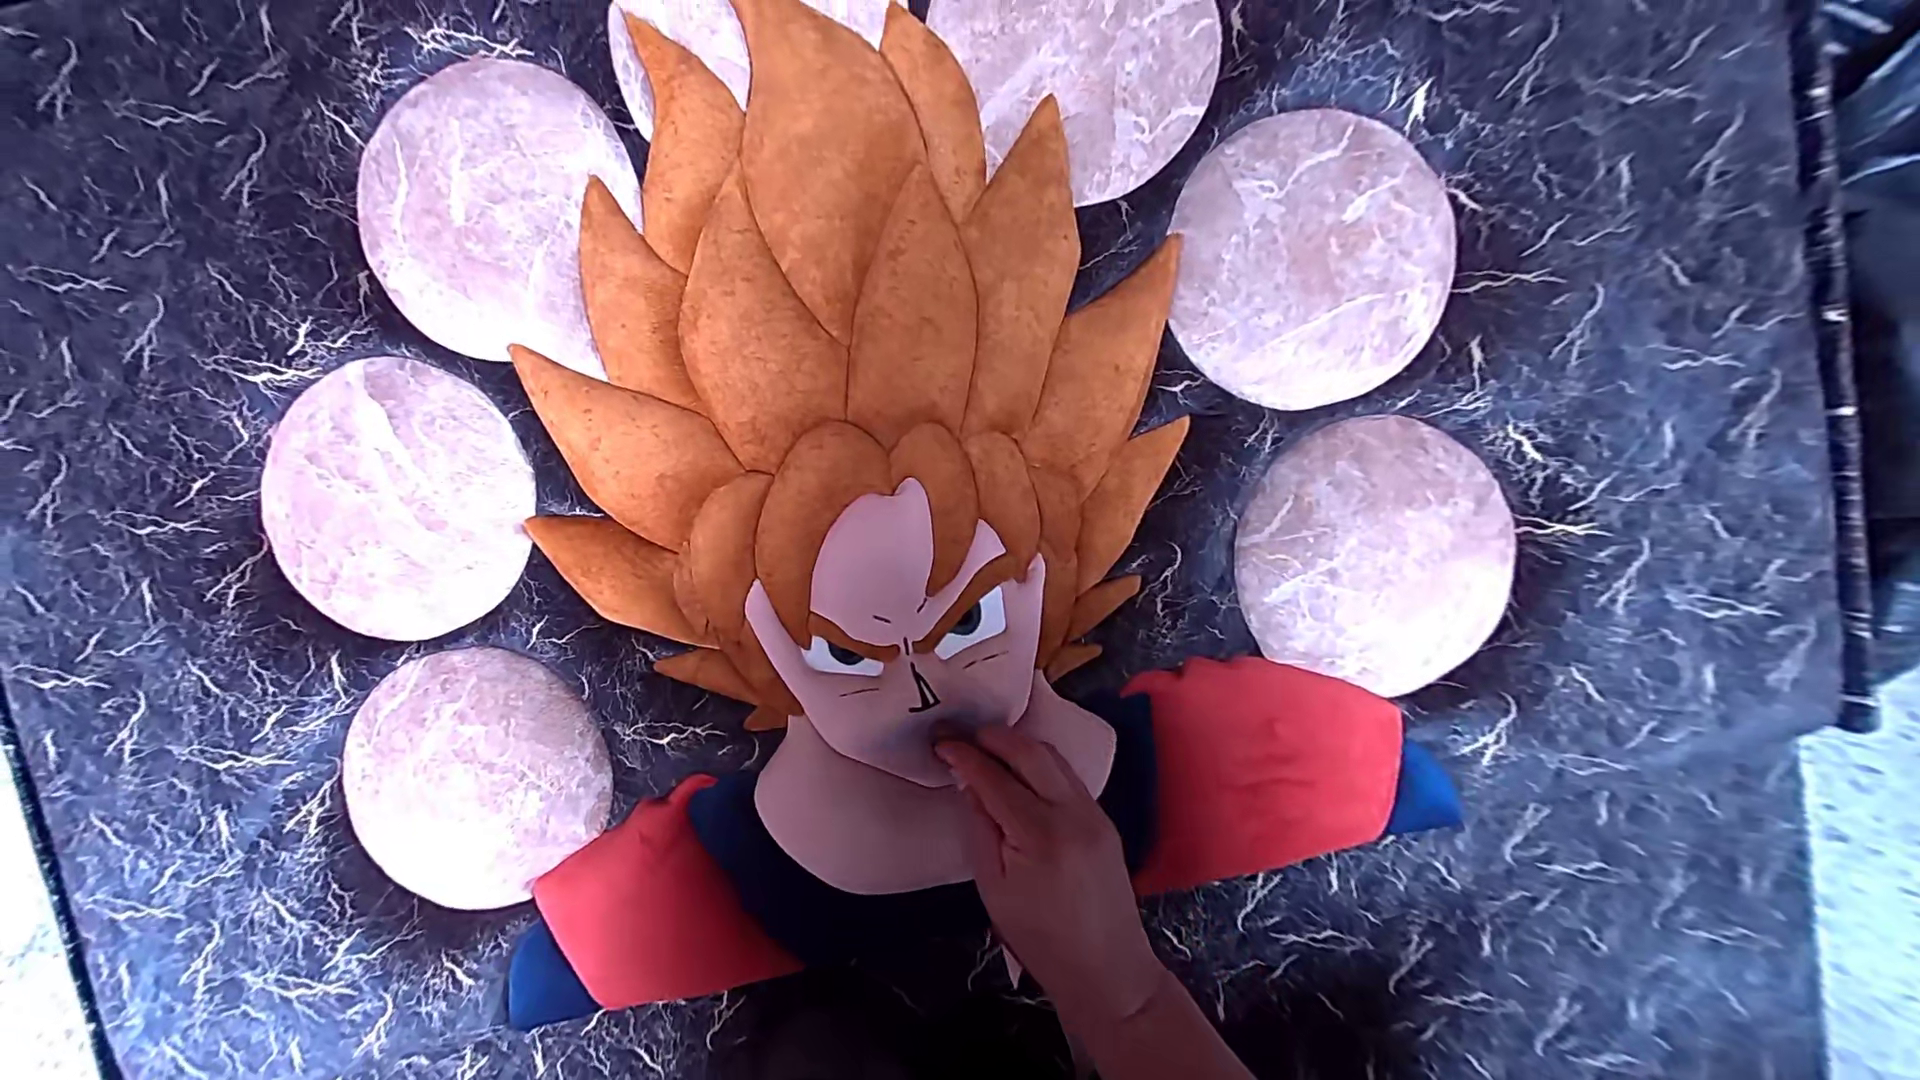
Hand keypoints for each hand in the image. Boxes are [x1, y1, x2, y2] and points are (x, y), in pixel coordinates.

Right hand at [935, 726, 1163, 1031]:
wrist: (1108, 970)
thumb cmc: (1040, 940)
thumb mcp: (993, 889)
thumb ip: (979, 827)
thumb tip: (968, 780)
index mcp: (1041, 837)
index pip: (996, 779)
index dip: (965, 755)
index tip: (942, 742)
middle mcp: (1073, 813)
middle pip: (1030, 752)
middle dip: (993, 737)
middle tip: (964, 737)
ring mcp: (1094, 811)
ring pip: (1053, 756)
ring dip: (1018, 744)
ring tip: (988, 749)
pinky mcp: (1104, 815)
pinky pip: (1067, 773)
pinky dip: (1039, 762)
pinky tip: (1020, 771)